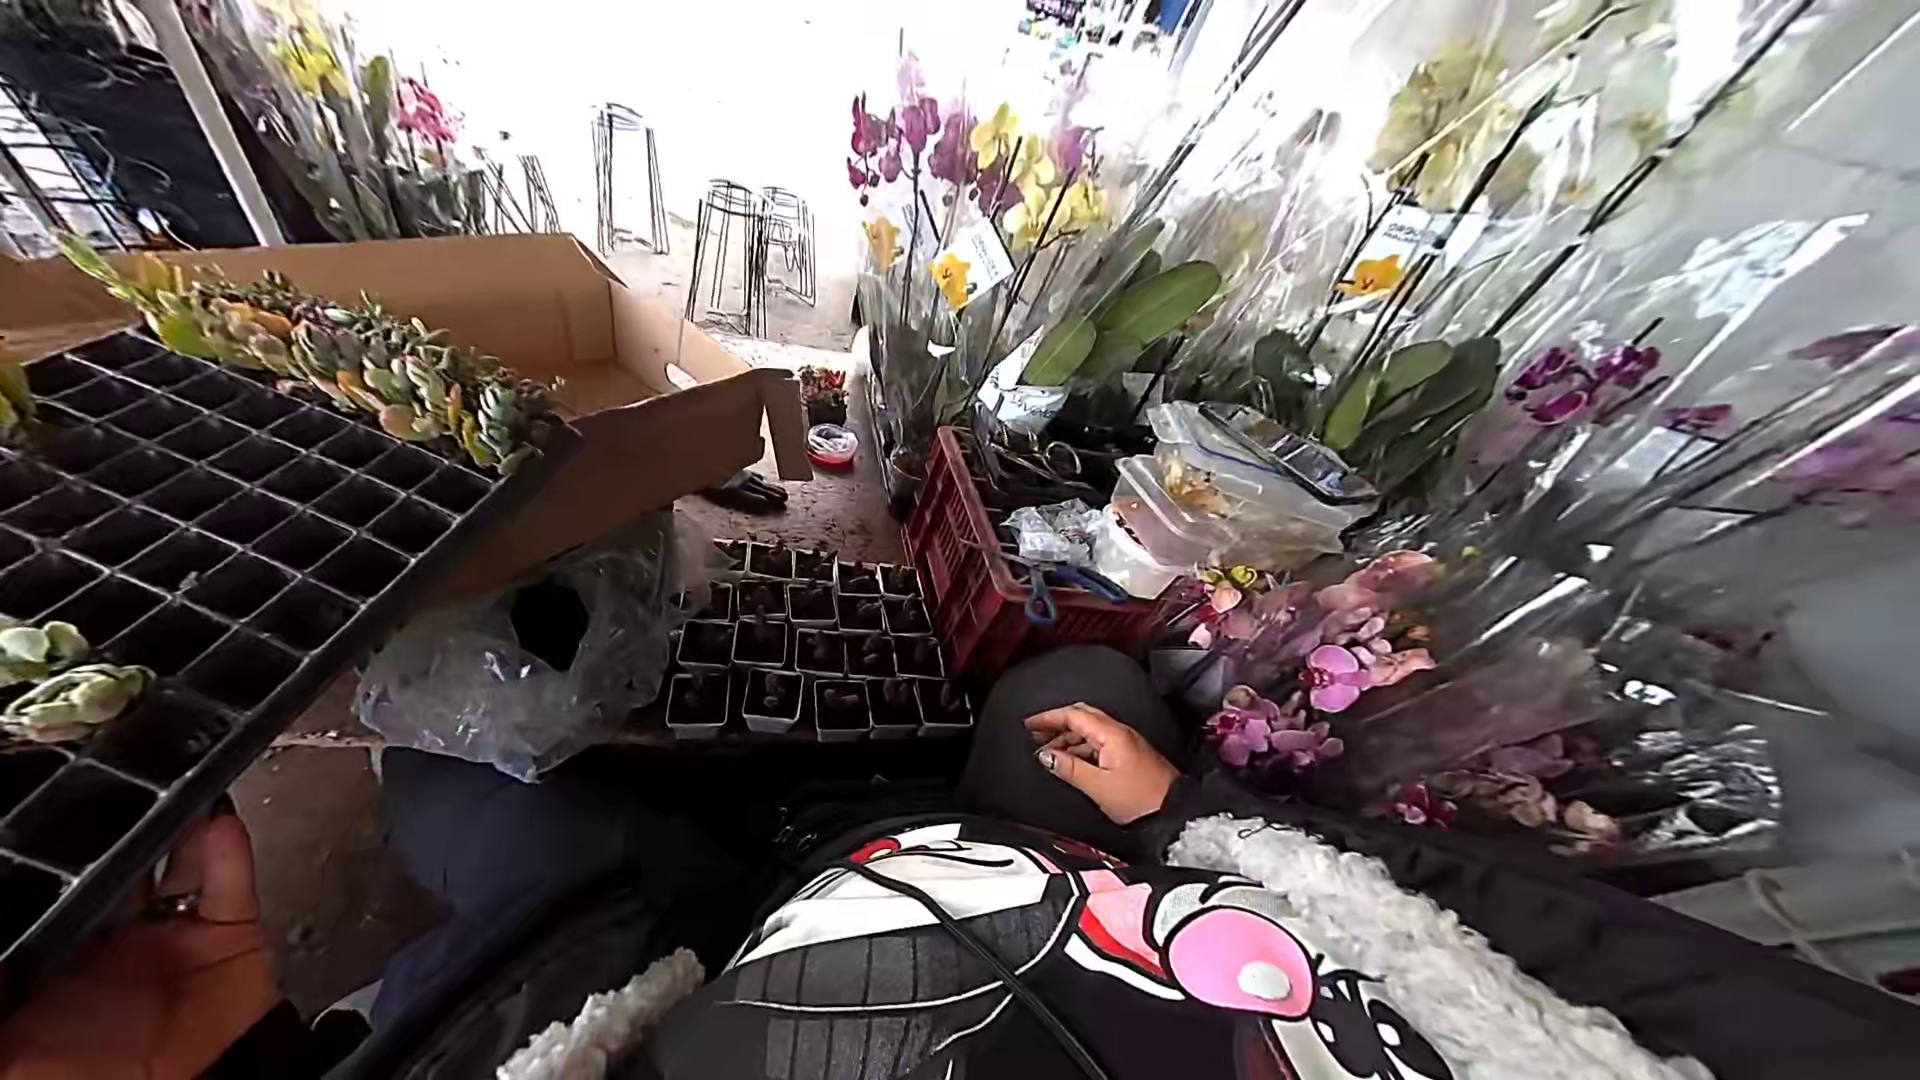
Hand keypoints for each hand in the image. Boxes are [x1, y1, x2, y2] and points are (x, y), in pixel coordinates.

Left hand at [0, 813, 279, 1079]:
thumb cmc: (68, 1074)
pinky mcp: (228, 928)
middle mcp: (100, 948)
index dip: (39, 874)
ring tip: (169, 792)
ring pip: (171, 872)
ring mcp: (170, 937)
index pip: (38, 908)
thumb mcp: (2, 1050)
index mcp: (37, 972)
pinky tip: (217, 819)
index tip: (37, 830)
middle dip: (108, 844)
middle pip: (107, 883)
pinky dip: (228, 848)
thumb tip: (1, 919)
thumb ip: (2, 976)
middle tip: (108, 794)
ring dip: (171, 834)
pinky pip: (229, 881)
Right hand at [1025, 703, 1181, 824]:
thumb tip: (1046, 756)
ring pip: (1088, 730)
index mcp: (1111, 734)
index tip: (1030, 724)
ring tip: (1048, 752)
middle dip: (1056, 724)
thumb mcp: (1098, 785)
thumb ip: (1068, 768)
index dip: (1048, 718)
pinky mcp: (1127, 754)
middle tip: (1036, 734)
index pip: (1073, 715)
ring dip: (1066, 738)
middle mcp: (1118, 732)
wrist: (1174, 813)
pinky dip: (1079, 748)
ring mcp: (1124, 742)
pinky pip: (1097, 743)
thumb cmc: (1142, 800)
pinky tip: (1069, 761)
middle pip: (1080, 717)